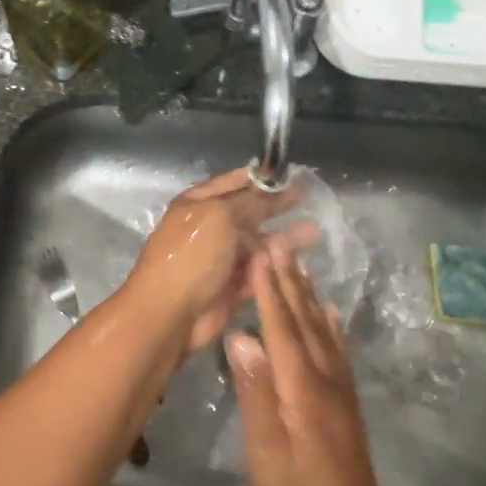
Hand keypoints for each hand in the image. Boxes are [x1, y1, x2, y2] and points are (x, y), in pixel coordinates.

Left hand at [124, 167, 314, 353]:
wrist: (170, 313)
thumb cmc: (192, 255)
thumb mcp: (220, 216)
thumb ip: (249, 202)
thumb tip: (271, 191)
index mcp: (198, 204)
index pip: (233, 183)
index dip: (260, 177)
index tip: (288, 173)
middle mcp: (210, 227)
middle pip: (249, 212)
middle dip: (276, 204)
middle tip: (307, 196)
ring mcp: (221, 258)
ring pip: (258, 243)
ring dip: (284, 237)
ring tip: (315, 231)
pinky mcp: (232, 287)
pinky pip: (260, 271)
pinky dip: (278, 265)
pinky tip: (302, 260)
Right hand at [227, 244, 426, 485]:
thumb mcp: (265, 450)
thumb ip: (255, 391)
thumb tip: (241, 334)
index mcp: (303, 388)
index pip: (282, 327)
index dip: (269, 289)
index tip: (260, 252)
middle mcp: (326, 380)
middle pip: (305, 322)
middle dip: (289, 282)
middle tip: (277, 244)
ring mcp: (341, 392)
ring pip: (323, 331)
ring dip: (309, 295)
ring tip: (300, 264)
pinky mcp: (347, 405)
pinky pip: (338, 351)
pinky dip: (330, 325)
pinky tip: (328, 313)